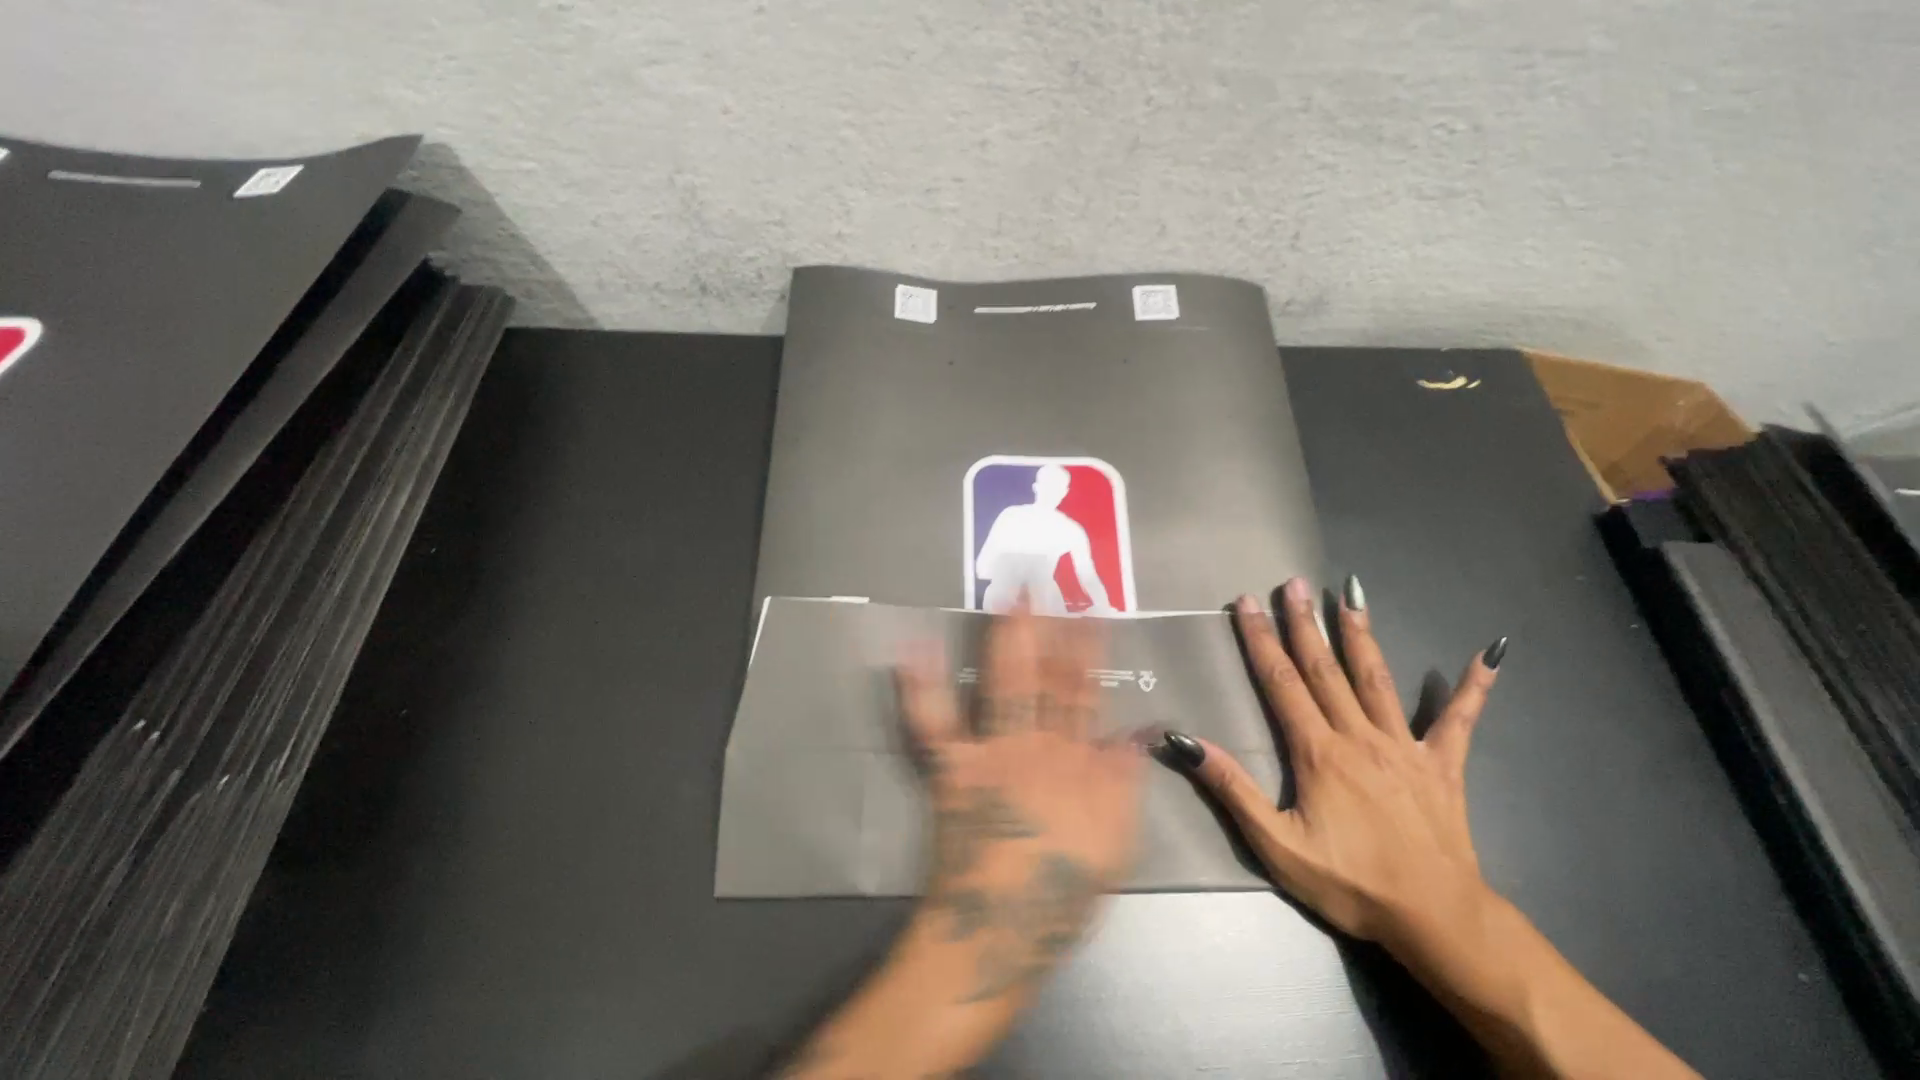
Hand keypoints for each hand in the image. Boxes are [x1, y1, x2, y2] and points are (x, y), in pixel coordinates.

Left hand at [898, 605, 1145, 998]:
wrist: (1002, 926)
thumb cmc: (1061, 893)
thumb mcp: (1117, 843)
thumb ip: (1126, 782)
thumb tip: (1140, 731)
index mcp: (1081, 761)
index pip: (1089, 692)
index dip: (1089, 648)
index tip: (1090, 607)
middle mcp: (1040, 745)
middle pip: (1049, 677)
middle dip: (1048, 626)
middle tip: (1044, 578)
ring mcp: (995, 752)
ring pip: (1006, 683)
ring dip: (1007, 637)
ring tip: (1006, 596)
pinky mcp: (953, 768)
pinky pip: (933, 721)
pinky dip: (920, 685)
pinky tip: (910, 647)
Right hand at [1162, 576, 1503, 950]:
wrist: (1433, 916)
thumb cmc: (1349, 883)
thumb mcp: (1276, 845)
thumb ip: (1233, 788)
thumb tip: (1185, 739)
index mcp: (1319, 752)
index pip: (1282, 683)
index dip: (1261, 641)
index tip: (1247, 602)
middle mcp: (1360, 736)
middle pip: (1325, 669)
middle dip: (1304, 623)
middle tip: (1292, 583)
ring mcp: (1406, 747)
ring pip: (1377, 679)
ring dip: (1360, 635)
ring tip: (1350, 594)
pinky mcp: (1443, 765)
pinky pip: (1460, 720)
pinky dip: (1474, 686)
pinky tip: (1493, 653)